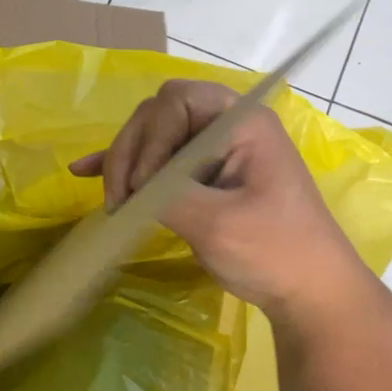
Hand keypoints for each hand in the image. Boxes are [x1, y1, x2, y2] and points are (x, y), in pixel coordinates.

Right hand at [70, 79, 370, 322]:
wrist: (305, 288)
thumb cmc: (272, 252)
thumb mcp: (216, 223)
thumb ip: (168, 195)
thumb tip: (128, 188)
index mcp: (242, 124)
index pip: (176, 102)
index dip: (150, 140)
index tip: (141, 188)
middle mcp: (226, 127)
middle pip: (158, 114)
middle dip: (130, 152)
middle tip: (119, 200)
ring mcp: (211, 152)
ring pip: (150, 137)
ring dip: (123, 164)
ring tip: (112, 203)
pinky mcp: (198, 176)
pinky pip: (153, 160)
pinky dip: (122, 167)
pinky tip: (85, 170)